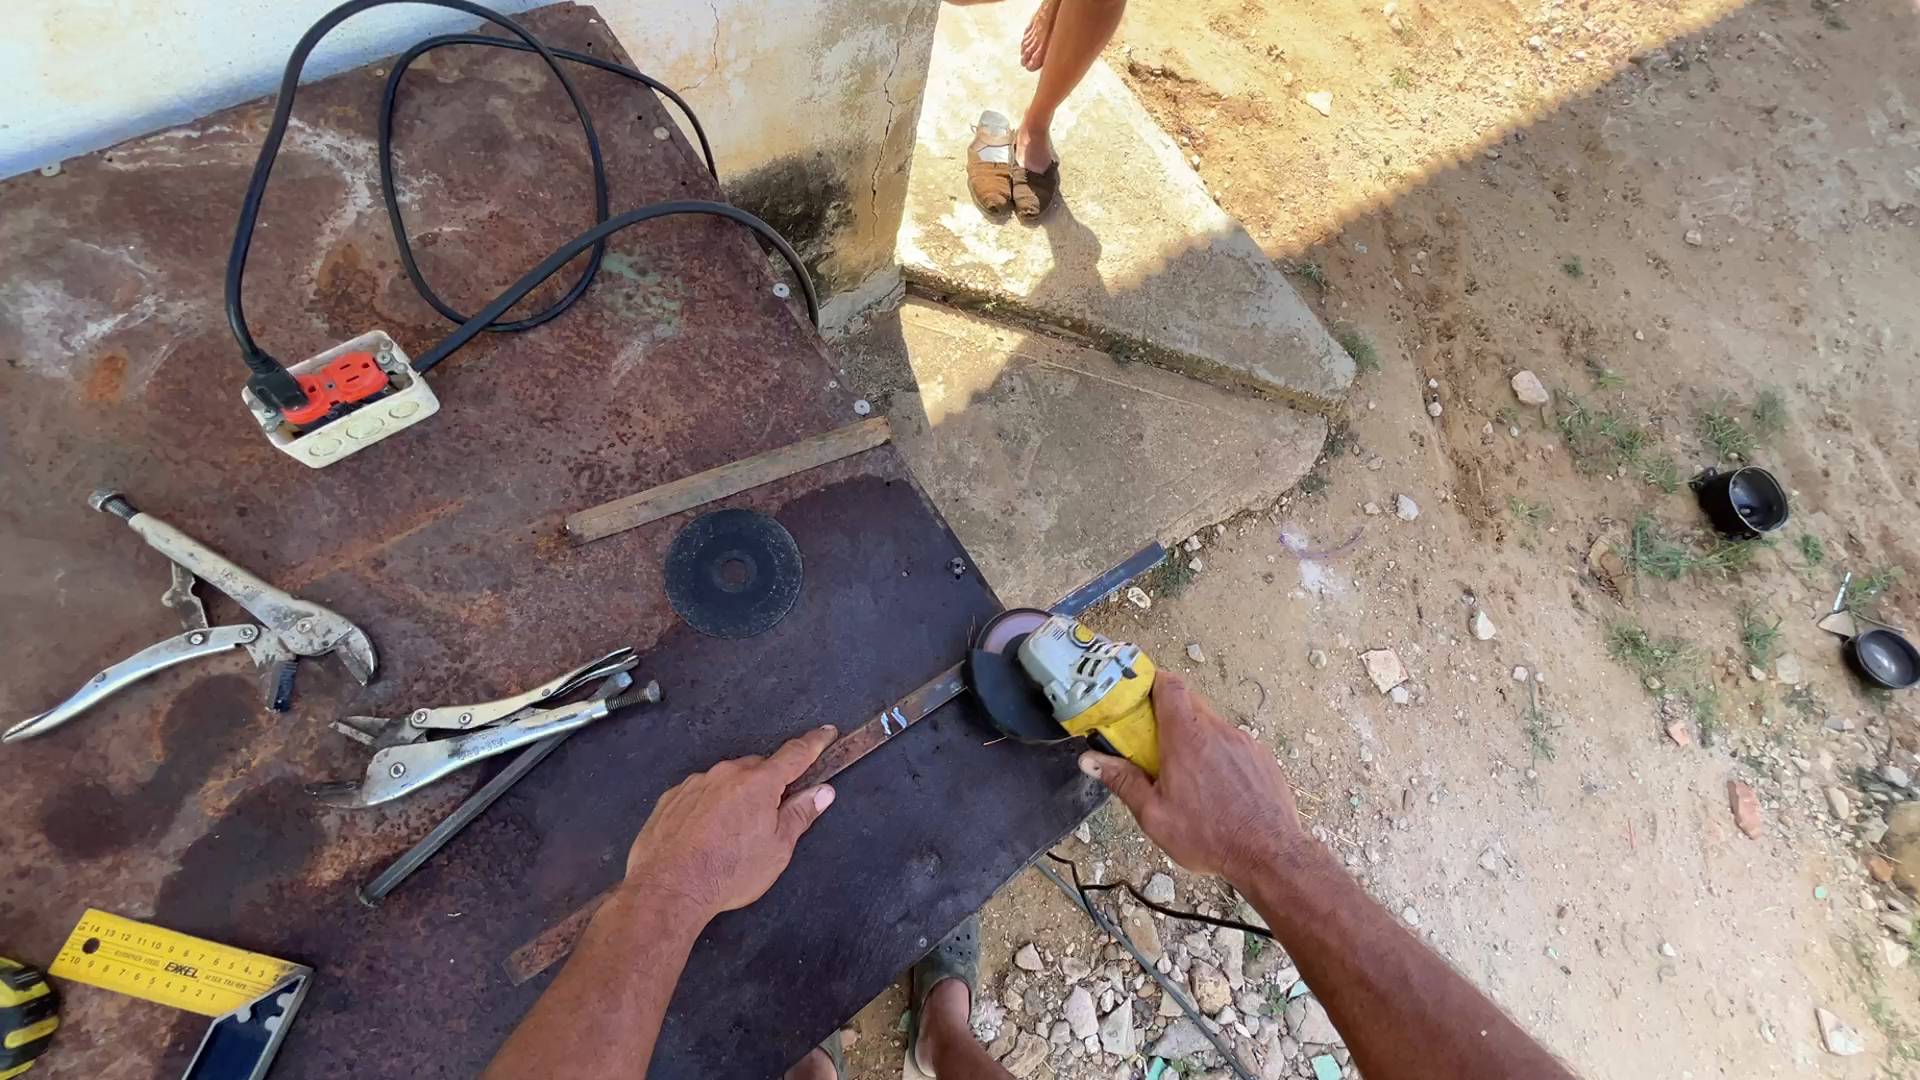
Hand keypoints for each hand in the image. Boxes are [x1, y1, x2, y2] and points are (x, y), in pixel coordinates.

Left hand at [623, 726, 838, 920]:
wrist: (666, 891)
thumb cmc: (727, 872)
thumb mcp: (777, 849)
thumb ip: (801, 814)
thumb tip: (823, 791)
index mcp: (759, 782)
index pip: (796, 753)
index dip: (815, 742)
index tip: (827, 733)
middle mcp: (728, 773)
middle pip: (759, 768)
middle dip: (768, 784)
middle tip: (769, 815)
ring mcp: (697, 782)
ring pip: (728, 779)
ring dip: (736, 795)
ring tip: (730, 834)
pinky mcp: (672, 797)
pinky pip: (700, 792)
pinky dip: (709, 805)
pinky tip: (704, 835)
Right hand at [1079, 674, 1304, 886]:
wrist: (1271, 856)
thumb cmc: (1210, 837)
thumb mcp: (1154, 815)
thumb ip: (1122, 781)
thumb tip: (1090, 760)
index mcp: (1185, 738)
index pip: (1169, 685)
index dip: (1152, 682)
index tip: (1138, 694)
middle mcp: (1215, 730)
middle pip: (1188, 702)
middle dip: (1168, 715)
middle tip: (1154, 742)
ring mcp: (1242, 742)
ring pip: (1210, 725)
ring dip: (1194, 739)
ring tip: (1187, 774)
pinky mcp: (1260, 757)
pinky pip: (1232, 744)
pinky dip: (1218, 755)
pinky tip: (1216, 787)